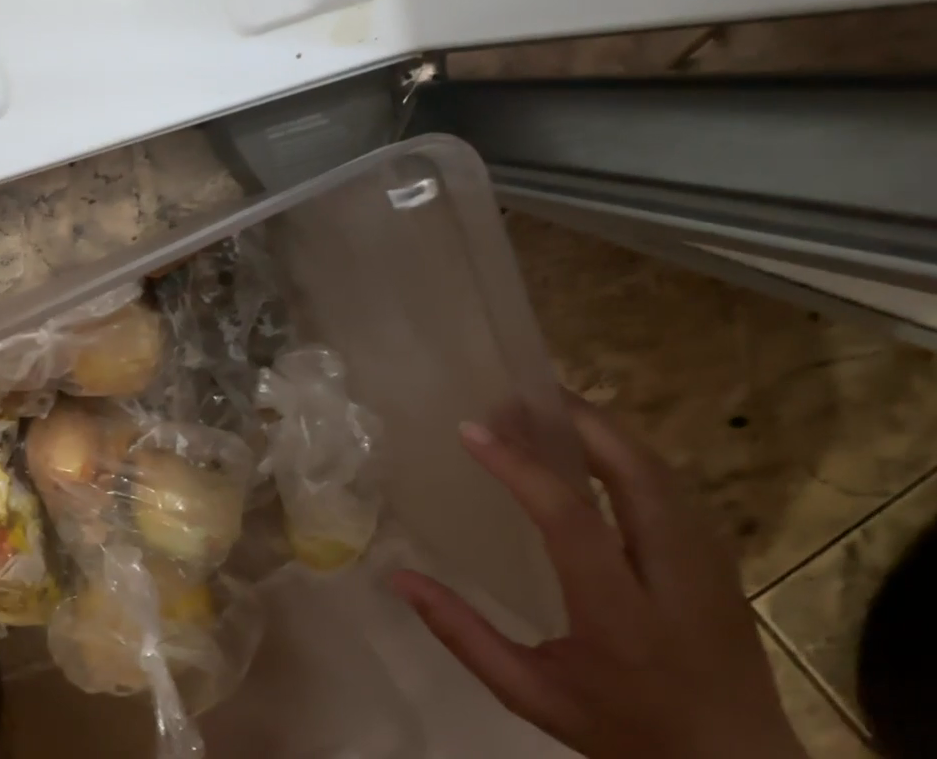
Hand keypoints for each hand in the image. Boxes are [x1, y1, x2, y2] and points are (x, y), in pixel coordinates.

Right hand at [391, 395, 807, 758]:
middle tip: (516, 397)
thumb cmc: (625, 729)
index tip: (471, 429)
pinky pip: (675, 490)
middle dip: (578, 423)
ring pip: (663, 475)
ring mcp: (710, 568)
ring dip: (605, 431)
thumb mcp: (532, 695)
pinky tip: (593, 447)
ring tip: (547, 408)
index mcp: (621, 616)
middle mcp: (674, 580)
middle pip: (637, 477)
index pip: (571, 520)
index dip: (520, 467)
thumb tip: (398, 577)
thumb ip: (465, 636)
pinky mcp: (723, 565)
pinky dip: (629, 454)